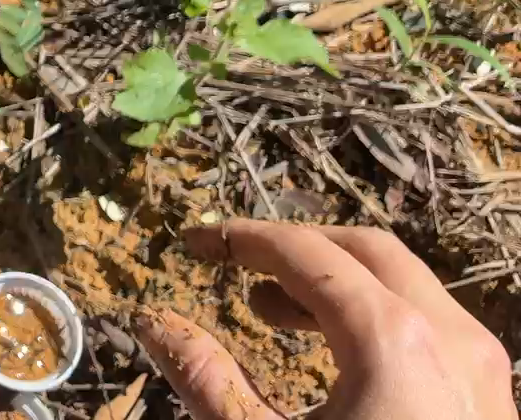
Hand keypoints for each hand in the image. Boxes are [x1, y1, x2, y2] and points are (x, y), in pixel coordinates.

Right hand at [134, 219, 515, 419]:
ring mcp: (492, 386)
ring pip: (413, 293)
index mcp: (391, 339)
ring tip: (271, 312)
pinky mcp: (499, 419)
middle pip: (371, 252)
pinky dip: (373, 322)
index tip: (190, 245)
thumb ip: (203, 375)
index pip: (303, 251)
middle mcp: (454, 345)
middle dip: (293, 244)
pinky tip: (334, 360)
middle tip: (234, 260)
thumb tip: (152, 320)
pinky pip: (437, 338)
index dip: (236, 237)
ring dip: (333, 283)